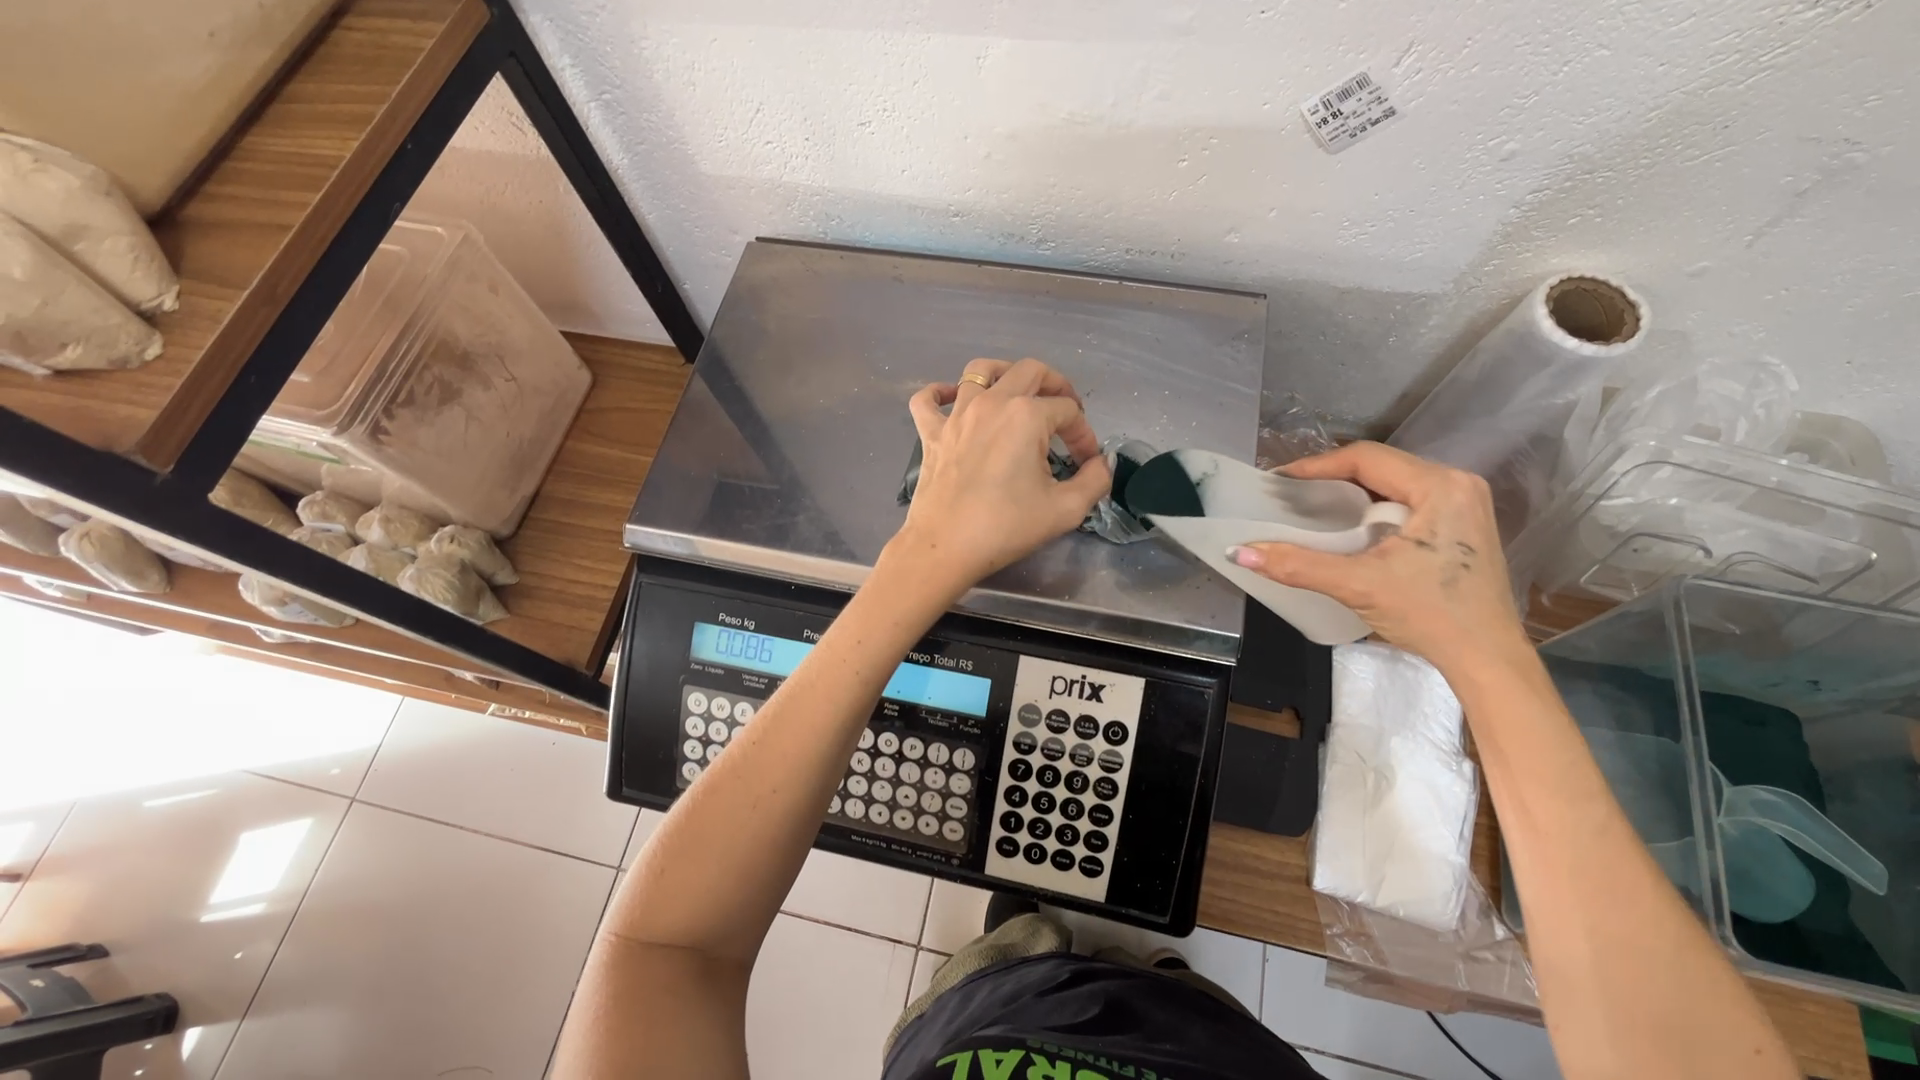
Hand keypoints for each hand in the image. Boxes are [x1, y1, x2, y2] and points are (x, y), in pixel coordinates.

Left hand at [890, 358, 1110, 591]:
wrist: (945, 547)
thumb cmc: (1006, 527)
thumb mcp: (1066, 509)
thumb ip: (1095, 480)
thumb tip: (1101, 464)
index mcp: (1027, 416)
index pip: (1068, 411)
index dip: (1084, 434)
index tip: (1087, 462)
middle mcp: (991, 403)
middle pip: (1030, 371)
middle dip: (1056, 385)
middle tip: (1066, 410)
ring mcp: (957, 415)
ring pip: (979, 371)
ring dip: (1004, 374)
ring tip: (1017, 394)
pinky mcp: (931, 433)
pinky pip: (927, 400)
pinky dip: (940, 393)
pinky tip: (952, 400)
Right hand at [1229, 441, 1528, 674]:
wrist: (1486, 658)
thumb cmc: (1430, 615)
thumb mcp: (1358, 585)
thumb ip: (1296, 564)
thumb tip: (1238, 551)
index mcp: (1440, 486)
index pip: (1366, 458)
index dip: (1317, 466)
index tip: (1279, 481)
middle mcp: (1458, 484)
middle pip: (1381, 467)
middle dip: (1333, 479)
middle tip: (1291, 496)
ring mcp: (1466, 505)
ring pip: (1394, 484)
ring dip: (1354, 495)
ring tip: (1313, 509)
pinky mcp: (1464, 525)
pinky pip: (1409, 502)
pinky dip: (1375, 509)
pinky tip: (1351, 529)